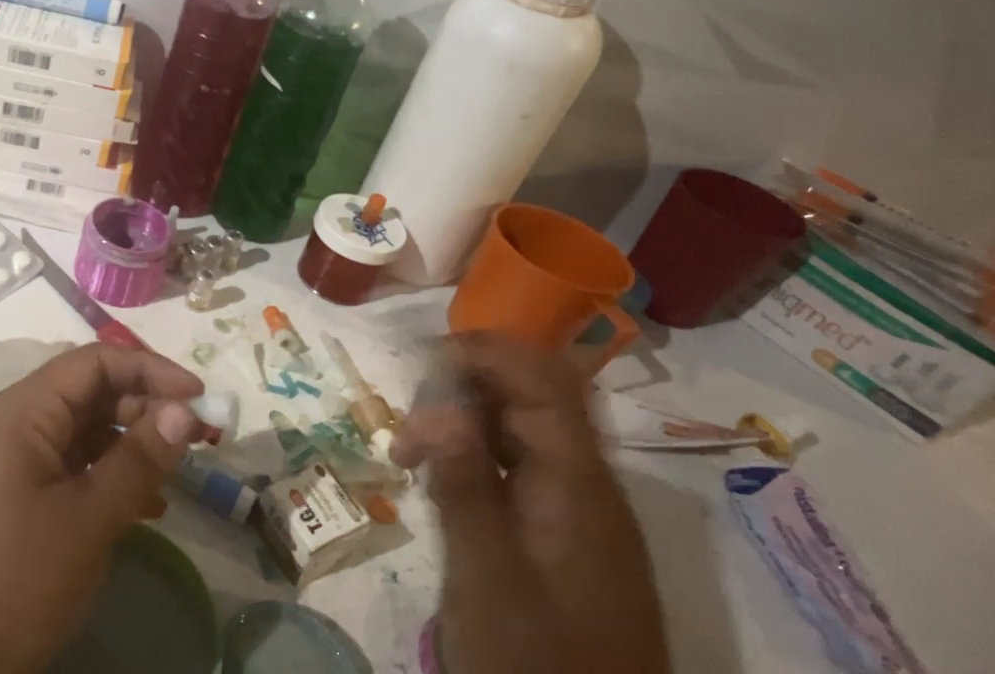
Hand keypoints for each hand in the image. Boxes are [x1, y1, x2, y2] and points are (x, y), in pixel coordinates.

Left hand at [0, 344, 205, 672]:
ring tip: (174, 475)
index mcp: (23, 411)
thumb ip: (138, 460)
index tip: (200, 398)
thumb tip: (184, 410)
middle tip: (194, 440)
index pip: (94, 361)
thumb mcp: (89, 519)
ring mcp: (8, 461)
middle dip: (144, 407)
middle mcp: (12, 424)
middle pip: (87, 392)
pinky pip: (66, 467)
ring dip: (129, 445)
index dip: (150, 369)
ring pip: (80, 432)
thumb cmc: (15, 577)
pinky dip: (105, 476)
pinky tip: (142, 508)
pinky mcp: (10, 496)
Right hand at [391, 333, 669, 673]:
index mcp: (578, 484)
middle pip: (531, 397)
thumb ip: (463, 481)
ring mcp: (580, 514)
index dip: (482, 352)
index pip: (541, 378)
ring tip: (410, 461)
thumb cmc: (534, 662)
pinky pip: (522, 472)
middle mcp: (588, 485)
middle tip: (407, 436)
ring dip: (463, 427)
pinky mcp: (567, 540)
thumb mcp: (485, 576)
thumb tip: (440, 399)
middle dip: (461, 392)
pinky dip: (477, 463)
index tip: (415, 367)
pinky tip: (441, 490)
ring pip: (522, 433)